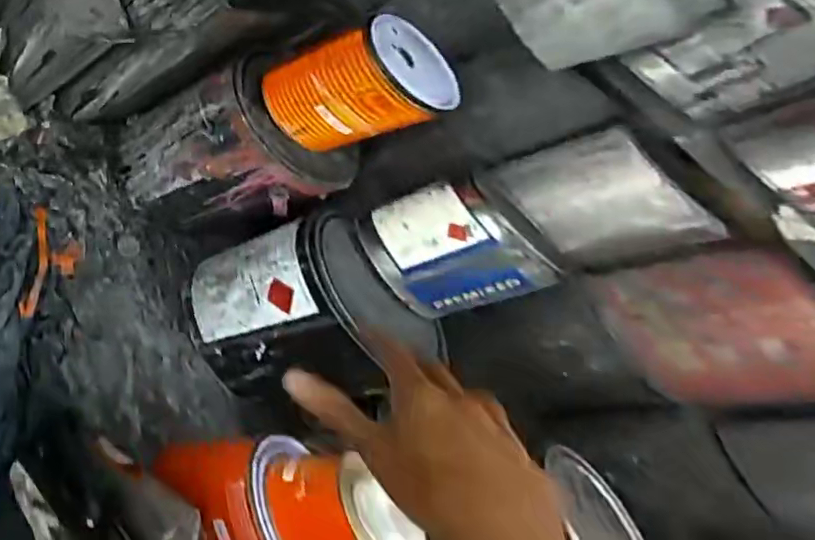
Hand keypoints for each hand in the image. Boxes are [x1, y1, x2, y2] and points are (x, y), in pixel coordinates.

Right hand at [283, 337, 563, 539]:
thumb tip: (293, 376)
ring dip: (456, 396)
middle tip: (400, 365)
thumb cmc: (429, 490)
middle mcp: (463, 403)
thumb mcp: (372, 449)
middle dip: (417, 364)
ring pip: (476, 400)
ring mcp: (501, 432)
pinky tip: (480, 449)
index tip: (367, 329)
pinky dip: (485, 432)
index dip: (378, 337)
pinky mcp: (528, 464)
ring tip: (443, 404)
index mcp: (421, 393)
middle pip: (437, 371)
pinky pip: (503, 435)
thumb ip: (334, 409)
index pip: (395, 352)